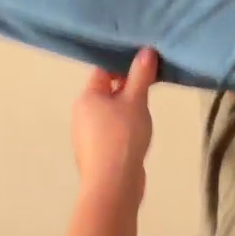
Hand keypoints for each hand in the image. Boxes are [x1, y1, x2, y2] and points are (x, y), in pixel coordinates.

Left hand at [70, 47, 158, 199]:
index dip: (124, 62)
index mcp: (86, 97)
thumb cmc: (122, 136)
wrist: (113, 186)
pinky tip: (141, 129)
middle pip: (107, 89)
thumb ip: (141, 73)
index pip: (104, 69)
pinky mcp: (97, 152)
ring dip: (129, 105)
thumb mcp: (136, 99)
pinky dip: (125, 124)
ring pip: (111, 110)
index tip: (146, 60)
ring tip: (149, 104)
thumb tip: (146, 50)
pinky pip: (112, 128)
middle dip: (129, 84)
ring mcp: (87, 135)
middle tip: (152, 80)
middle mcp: (82, 114)